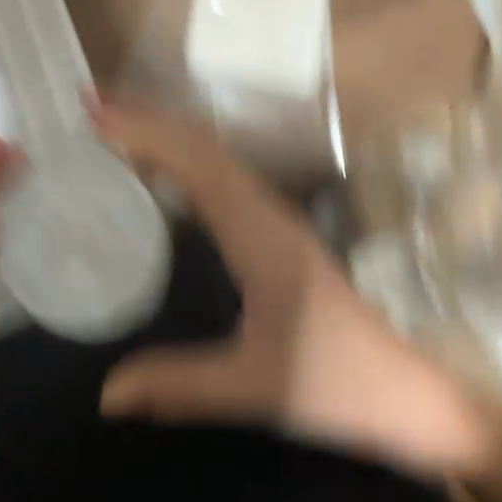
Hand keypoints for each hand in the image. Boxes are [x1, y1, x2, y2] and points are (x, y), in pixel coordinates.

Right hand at [91, 99, 492, 477]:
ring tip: (112, 127)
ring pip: (214, 157)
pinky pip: (220, 178)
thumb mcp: (257, 388)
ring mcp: (274, 220)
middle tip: (89, 106)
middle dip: (147, 119)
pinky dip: (182, 160)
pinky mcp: (275, 235)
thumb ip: (181, 387)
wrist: (412, 392)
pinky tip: (158, 175)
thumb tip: (105, 394)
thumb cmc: (340, 383)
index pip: (196, 163)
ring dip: (165, 134)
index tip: (94, 116)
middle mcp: (267, 213)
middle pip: (203, 146)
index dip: (145, 133)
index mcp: (262, 234)